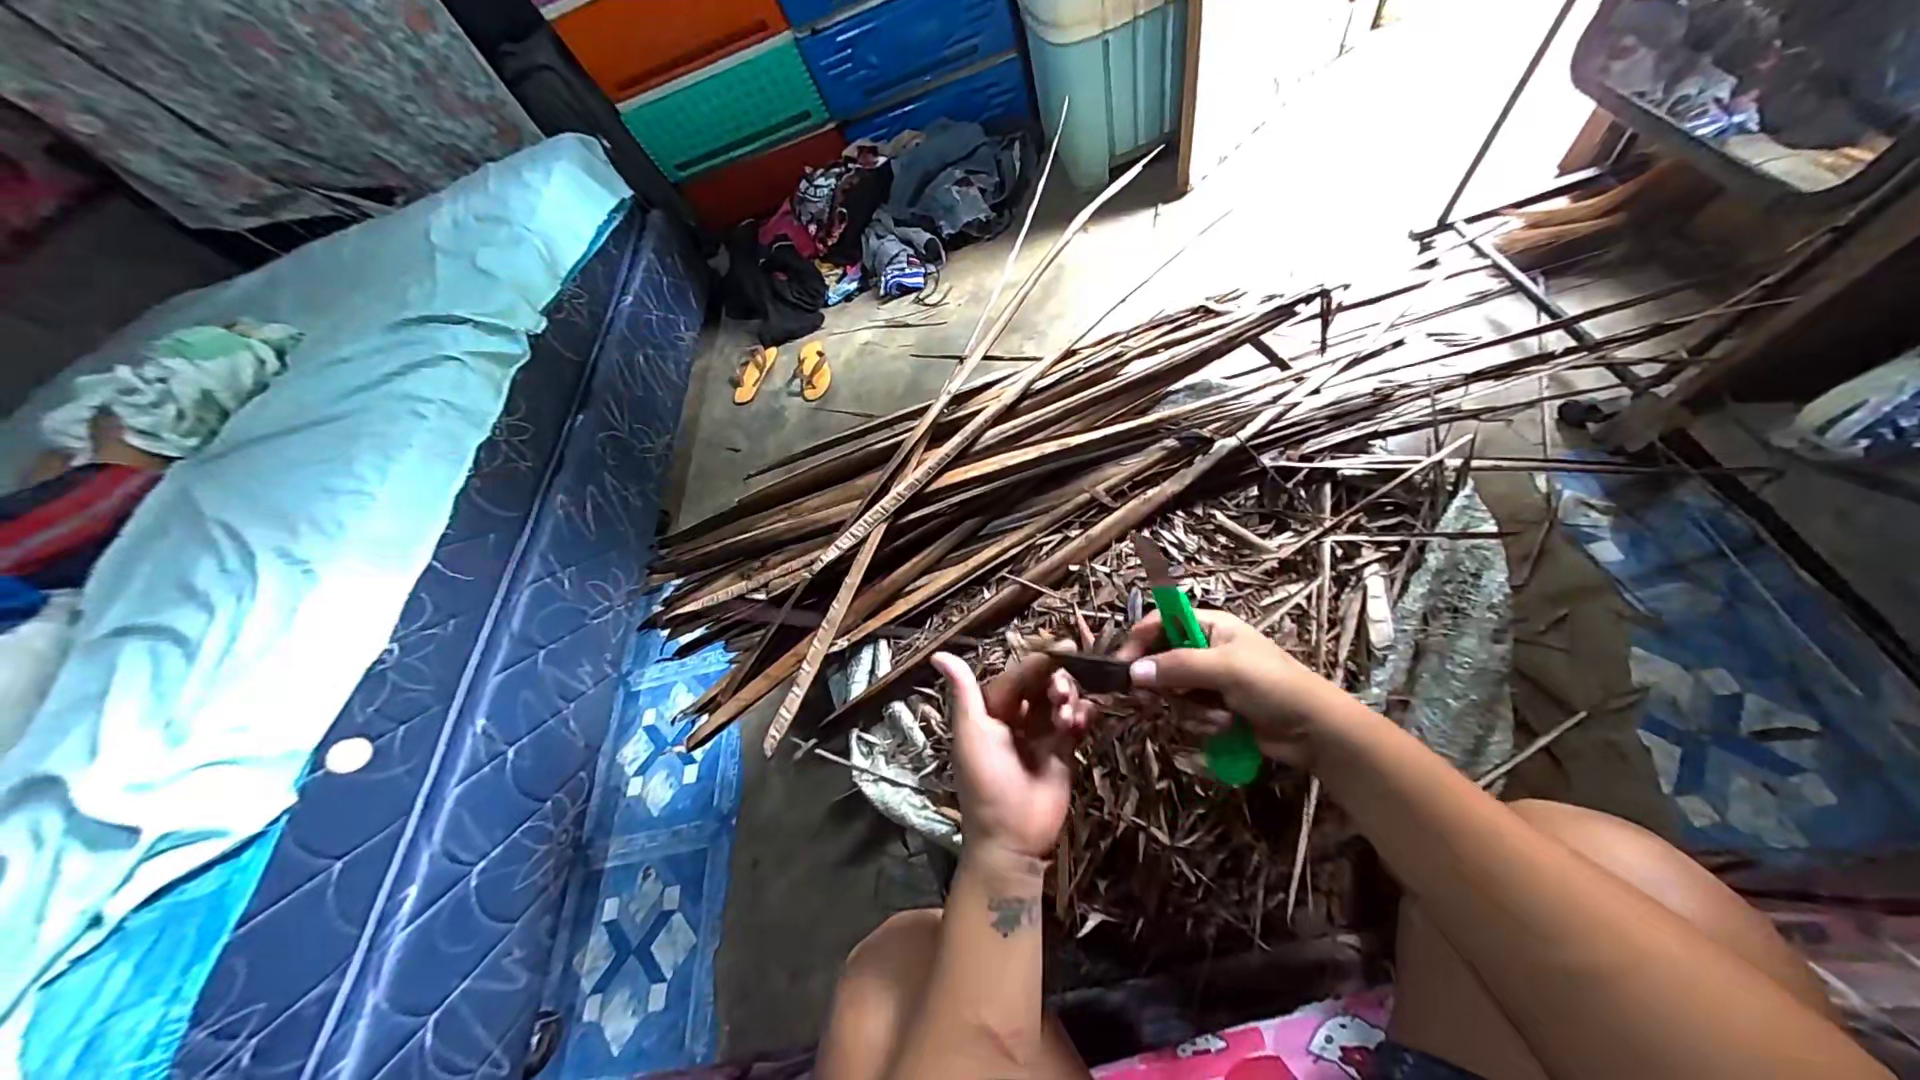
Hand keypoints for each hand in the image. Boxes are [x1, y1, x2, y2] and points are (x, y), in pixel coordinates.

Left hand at [932, 649, 1094, 859]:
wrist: (1012, 836)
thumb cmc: (985, 781)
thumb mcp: (971, 733)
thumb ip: (963, 691)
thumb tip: (938, 654)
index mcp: (991, 710)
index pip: (1017, 677)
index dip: (1038, 664)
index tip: (1062, 649)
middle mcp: (1017, 718)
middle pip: (1042, 685)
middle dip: (1056, 681)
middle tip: (1061, 691)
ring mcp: (1042, 734)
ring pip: (1061, 701)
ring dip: (1069, 699)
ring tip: (1066, 716)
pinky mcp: (1063, 751)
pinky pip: (1076, 723)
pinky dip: (1082, 716)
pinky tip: (1081, 721)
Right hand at [1115, 609, 1351, 766]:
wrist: (1314, 731)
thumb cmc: (1273, 685)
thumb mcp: (1225, 668)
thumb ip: (1177, 666)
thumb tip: (1132, 672)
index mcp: (1210, 626)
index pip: (1162, 621)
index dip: (1140, 639)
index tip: (1123, 664)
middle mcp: (1205, 649)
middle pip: (1160, 659)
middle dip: (1163, 683)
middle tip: (1154, 700)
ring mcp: (1209, 681)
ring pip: (1172, 691)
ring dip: (1190, 708)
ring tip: (1216, 716)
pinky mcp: (1213, 708)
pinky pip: (1187, 712)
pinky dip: (1202, 722)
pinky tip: (1224, 726)